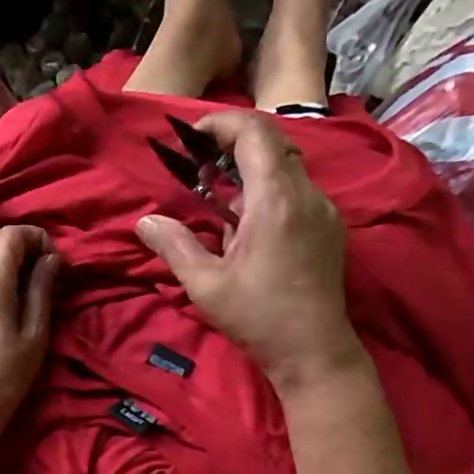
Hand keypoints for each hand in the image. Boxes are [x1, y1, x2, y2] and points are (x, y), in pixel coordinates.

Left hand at [0, 225, 61, 439]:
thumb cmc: (10, 373)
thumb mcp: (36, 332)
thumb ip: (42, 288)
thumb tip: (51, 258)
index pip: (9, 236)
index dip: (36, 236)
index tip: (53, 259)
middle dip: (20, 242)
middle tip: (43, 266)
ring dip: (6, 256)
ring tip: (28, 281)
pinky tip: (9, 296)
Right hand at [136, 110, 363, 392]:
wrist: (313, 351)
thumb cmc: (257, 317)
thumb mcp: (205, 284)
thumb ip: (174, 245)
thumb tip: (145, 221)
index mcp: (276, 201)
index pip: (255, 133)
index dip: (222, 123)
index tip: (193, 134)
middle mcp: (307, 195)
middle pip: (274, 142)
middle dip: (235, 141)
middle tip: (200, 159)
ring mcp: (323, 210)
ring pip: (288, 165)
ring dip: (252, 166)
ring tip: (217, 190)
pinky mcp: (329, 227)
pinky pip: (298, 189)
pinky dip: (268, 187)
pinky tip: (246, 218)